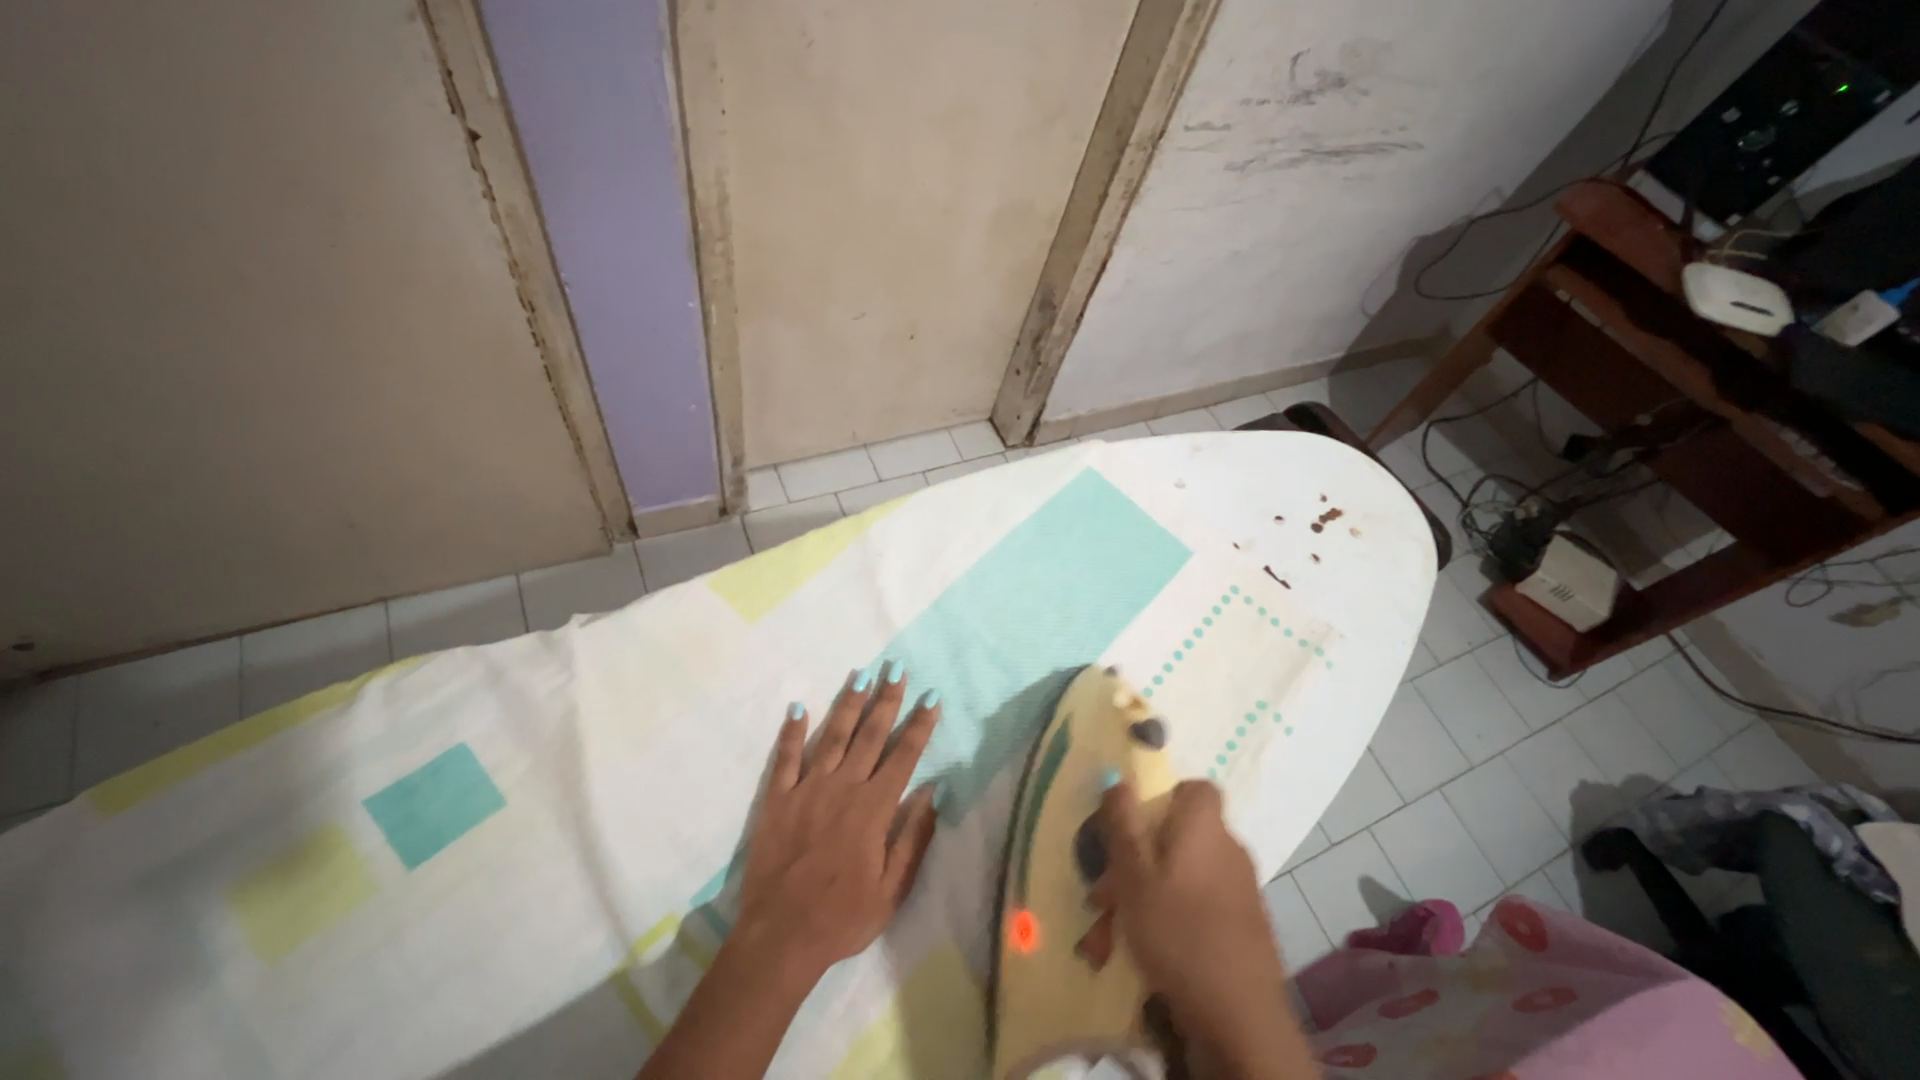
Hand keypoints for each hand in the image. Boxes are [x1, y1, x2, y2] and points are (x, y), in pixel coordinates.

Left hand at [732, 666, 941, 982]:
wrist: (781, 936)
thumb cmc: (843, 918)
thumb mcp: (892, 889)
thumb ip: (912, 837)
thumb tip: (933, 791)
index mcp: (873, 809)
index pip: (903, 756)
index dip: (920, 725)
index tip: (932, 696)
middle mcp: (842, 789)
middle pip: (870, 736)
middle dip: (887, 700)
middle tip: (897, 668)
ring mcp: (806, 790)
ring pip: (833, 737)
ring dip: (848, 704)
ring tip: (861, 675)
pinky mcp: (776, 800)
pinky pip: (785, 758)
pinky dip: (792, 731)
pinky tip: (799, 707)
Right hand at [1098, 781, 1300, 1073]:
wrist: (1238, 1014)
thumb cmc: (1177, 931)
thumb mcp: (1133, 875)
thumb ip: (1122, 825)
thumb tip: (1119, 779)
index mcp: (1205, 828)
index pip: (1194, 789)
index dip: (1162, 799)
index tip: (1131, 827)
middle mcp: (1228, 850)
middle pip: (1178, 840)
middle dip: (1134, 866)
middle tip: (1102, 901)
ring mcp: (1240, 891)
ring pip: (1180, 880)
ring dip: (1142, 902)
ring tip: (1106, 941)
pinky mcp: (1243, 927)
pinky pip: (1197, 910)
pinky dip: (1168, 925)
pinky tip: (1141, 957)